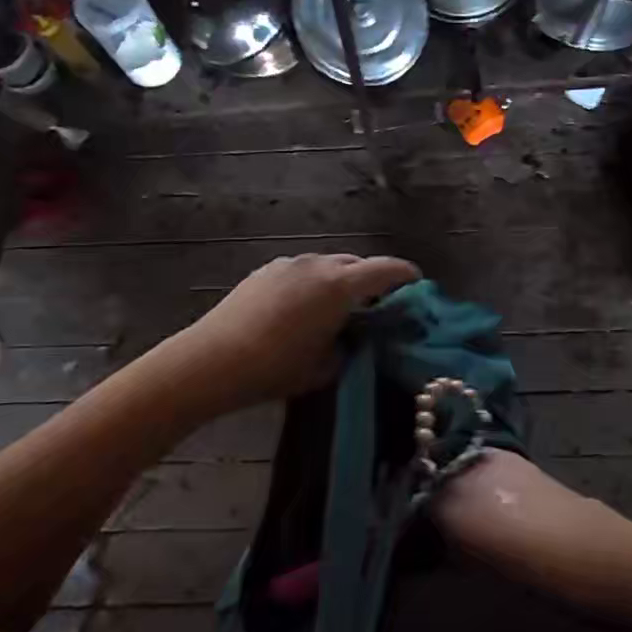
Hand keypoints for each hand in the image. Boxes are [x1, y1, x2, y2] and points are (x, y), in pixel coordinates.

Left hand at [172, 254, 420, 409]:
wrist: (215, 359)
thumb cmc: (277, 367)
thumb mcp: (325, 367)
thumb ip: (348, 348)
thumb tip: (350, 338)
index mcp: (340, 285)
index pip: (385, 270)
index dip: (406, 276)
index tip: (417, 284)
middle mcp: (316, 264)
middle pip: (355, 263)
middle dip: (370, 280)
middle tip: (376, 304)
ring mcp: (287, 264)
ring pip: (325, 265)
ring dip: (338, 280)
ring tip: (336, 307)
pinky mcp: (264, 271)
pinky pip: (300, 272)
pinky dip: (311, 283)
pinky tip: (301, 308)